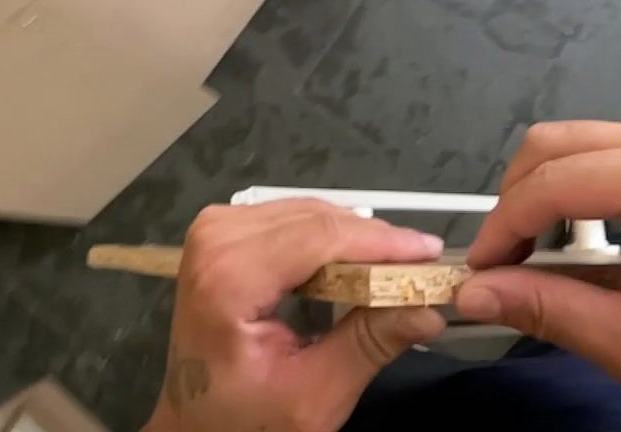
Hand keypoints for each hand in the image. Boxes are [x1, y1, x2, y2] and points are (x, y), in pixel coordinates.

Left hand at [145, 199, 447, 431]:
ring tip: (395, 267)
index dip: (381, 242)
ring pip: (310, 211)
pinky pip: (293, 216)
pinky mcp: (224, 227)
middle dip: (373, 242)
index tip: (430, 252)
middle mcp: (218, 235)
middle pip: (318, 218)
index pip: (321, 236)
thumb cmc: (244, 421)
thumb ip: (369, 344)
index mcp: (228, 275)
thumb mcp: (313, 397)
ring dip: (355, 238)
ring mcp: (218, 226)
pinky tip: (354, 263)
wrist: (190, 426)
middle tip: (421, 267)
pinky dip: (329, 238)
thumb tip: (429, 309)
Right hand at [457, 121, 620, 431]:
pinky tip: (567, 236)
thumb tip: (478, 293)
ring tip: (529, 254)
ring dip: (537, 192)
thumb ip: (548, 308)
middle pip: (554, 144)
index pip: (557, 182)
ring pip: (570, 142)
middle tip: (500, 262)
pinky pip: (596, 151)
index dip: (504, 225)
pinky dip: (566, 187)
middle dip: (514, 200)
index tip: (480, 269)